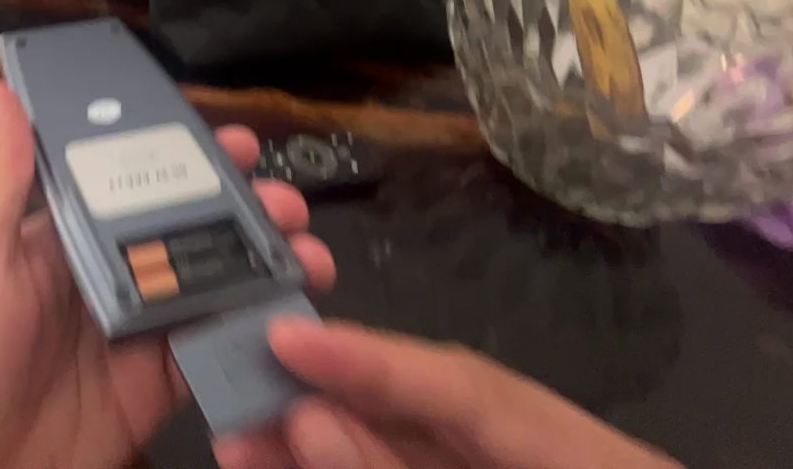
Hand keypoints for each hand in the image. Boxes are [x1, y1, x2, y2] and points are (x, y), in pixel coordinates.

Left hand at [0, 80, 337, 468]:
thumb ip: (5, 175)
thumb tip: (1, 91)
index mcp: (72, 234)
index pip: (137, 182)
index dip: (186, 159)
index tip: (237, 143)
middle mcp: (110, 273)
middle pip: (186, 231)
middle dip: (241, 210)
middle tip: (287, 202)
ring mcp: (136, 331)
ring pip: (210, 286)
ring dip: (259, 266)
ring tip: (307, 255)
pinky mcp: (154, 387)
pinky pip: (209, 355)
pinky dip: (250, 337)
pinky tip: (290, 321)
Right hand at [215, 319, 681, 468]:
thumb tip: (309, 421)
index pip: (477, 391)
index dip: (373, 361)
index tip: (282, 338)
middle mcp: (552, 463)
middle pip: (430, 412)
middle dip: (328, 401)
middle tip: (240, 391)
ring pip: (405, 447)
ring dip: (320, 444)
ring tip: (242, 442)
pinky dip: (344, 468)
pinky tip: (282, 466)